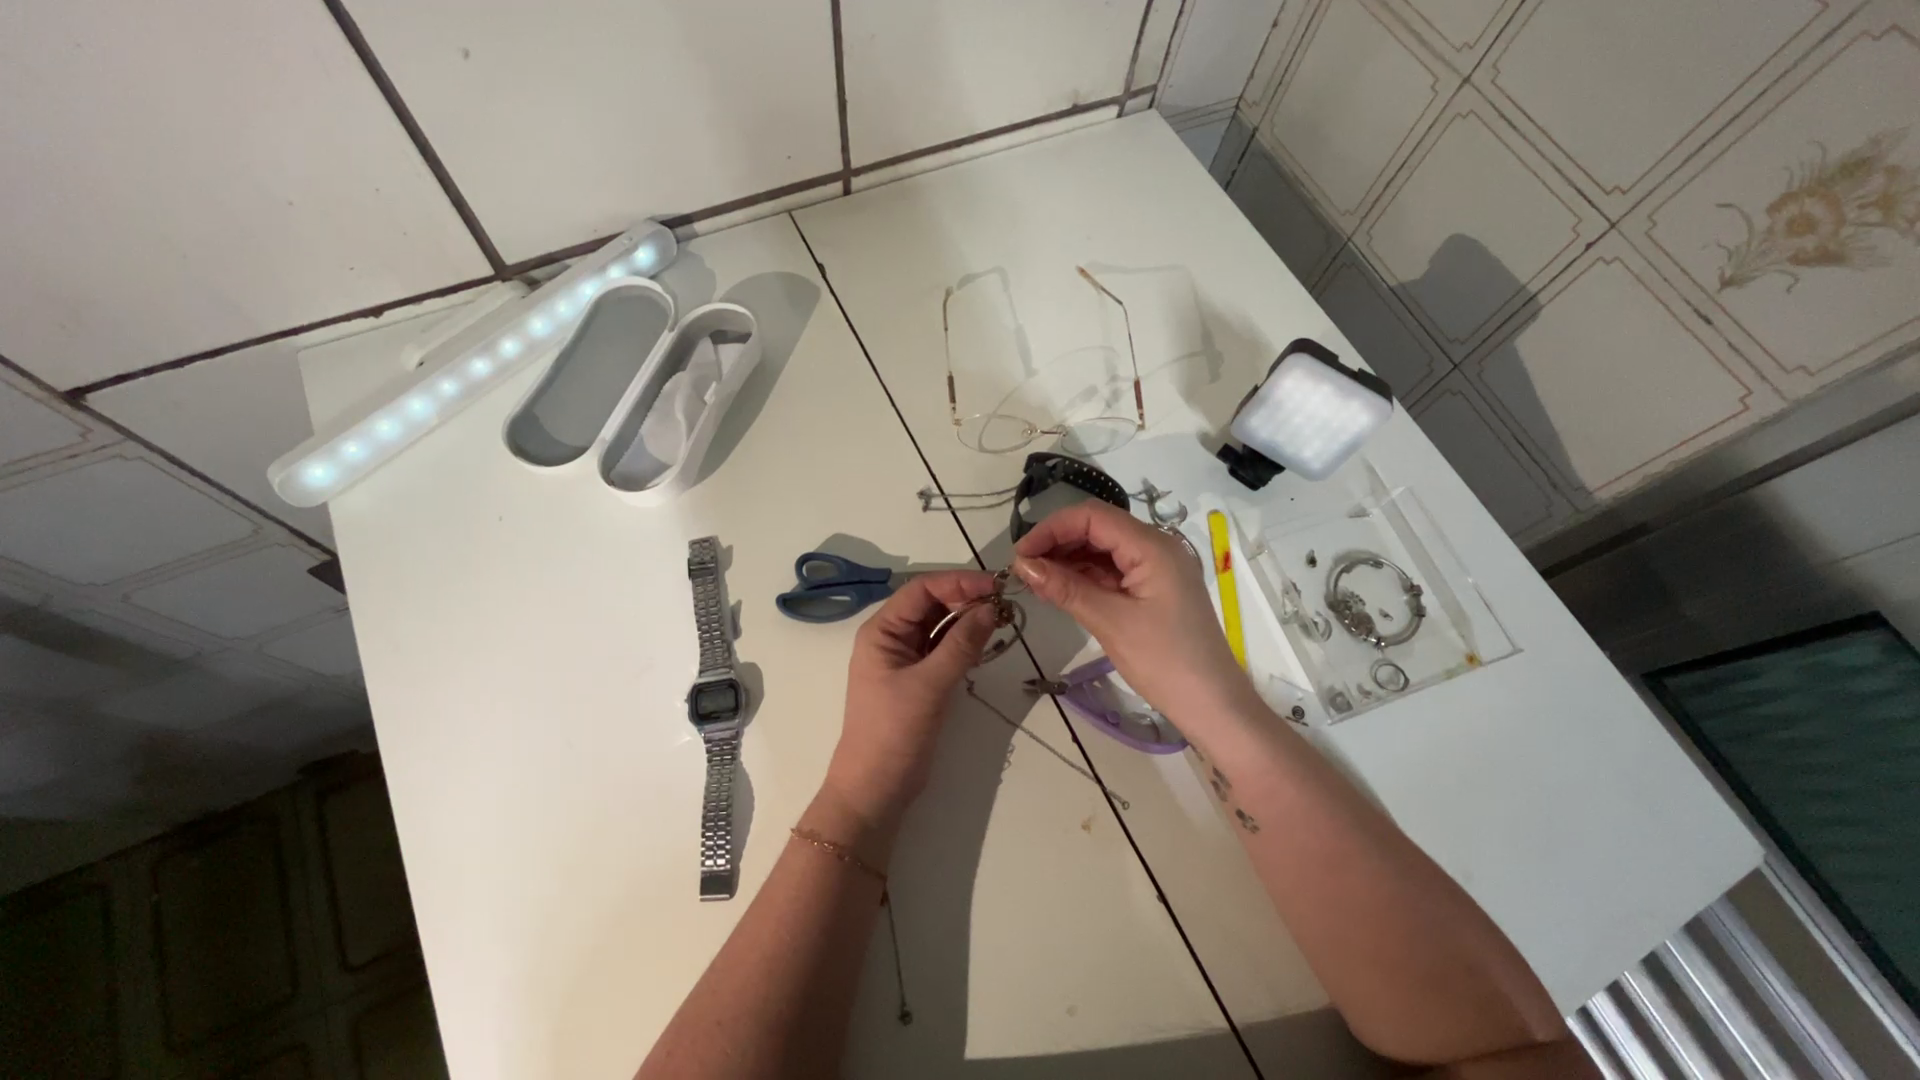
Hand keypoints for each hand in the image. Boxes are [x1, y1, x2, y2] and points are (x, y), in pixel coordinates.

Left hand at [819, 570, 998, 850]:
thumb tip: (991, 608)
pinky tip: (986, 644)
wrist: (876, 788)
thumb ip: (961, 645)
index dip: (957, 581)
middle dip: (965, 598)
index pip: (921, 589)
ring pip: (939, 626)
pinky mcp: (919, 680)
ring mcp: (905, 660)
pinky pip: (943, 649)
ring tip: (1001, 620)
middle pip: (931, 604)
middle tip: (1003, 604)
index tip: (995, 586)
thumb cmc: (893, 732)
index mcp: (881, 631)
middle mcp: (891, 638)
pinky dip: (964, 643)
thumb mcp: (929, 685)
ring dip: (967, 620)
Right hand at [1013, 501, 1256, 725]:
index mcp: (1152, 546)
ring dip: (1068, 560)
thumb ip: (1066, 588)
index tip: (1020, 555)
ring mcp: (1156, 568)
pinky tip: (1060, 590)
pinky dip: (1085, 576)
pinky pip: (1113, 570)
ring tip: (1036, 582)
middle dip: (1058, 542)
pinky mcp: (1153, 588)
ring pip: (1103, 549)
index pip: (1093, 517)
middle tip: (1023, 570)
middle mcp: (1156, 547)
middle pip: (1098, 528)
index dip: (1052, 528)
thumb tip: (1023, 565)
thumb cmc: (1165, 661)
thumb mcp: (1110, 623)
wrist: (1212, 703)